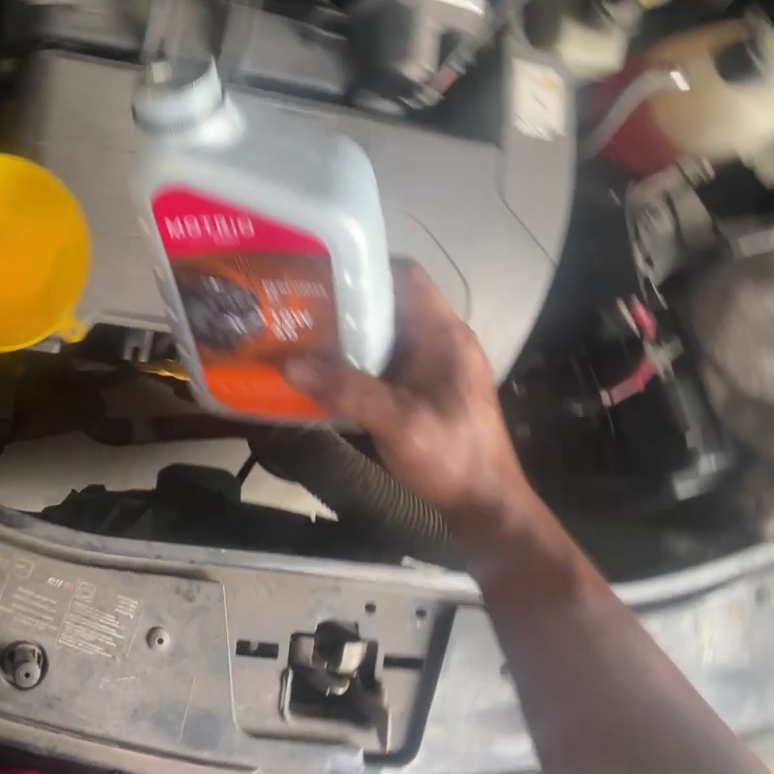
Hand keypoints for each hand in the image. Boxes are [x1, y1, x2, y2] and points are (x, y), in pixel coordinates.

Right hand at [284, 262, 535, 539]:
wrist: (485, 507)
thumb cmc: (452, 456)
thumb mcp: (397, 421)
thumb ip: (346, 390)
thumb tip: (289, 364)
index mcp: (444, 336)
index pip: (406, 277)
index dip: (365, 265)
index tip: (318, 269)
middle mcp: (438, 342)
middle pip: (387, 303)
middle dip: (343, 300)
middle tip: (295, 302)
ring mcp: (430, 367)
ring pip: (381, 333)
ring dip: (343, 333)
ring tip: (297, 331)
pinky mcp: (419, 390)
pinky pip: (380, 360)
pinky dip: (351, 360)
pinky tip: (319, 371)